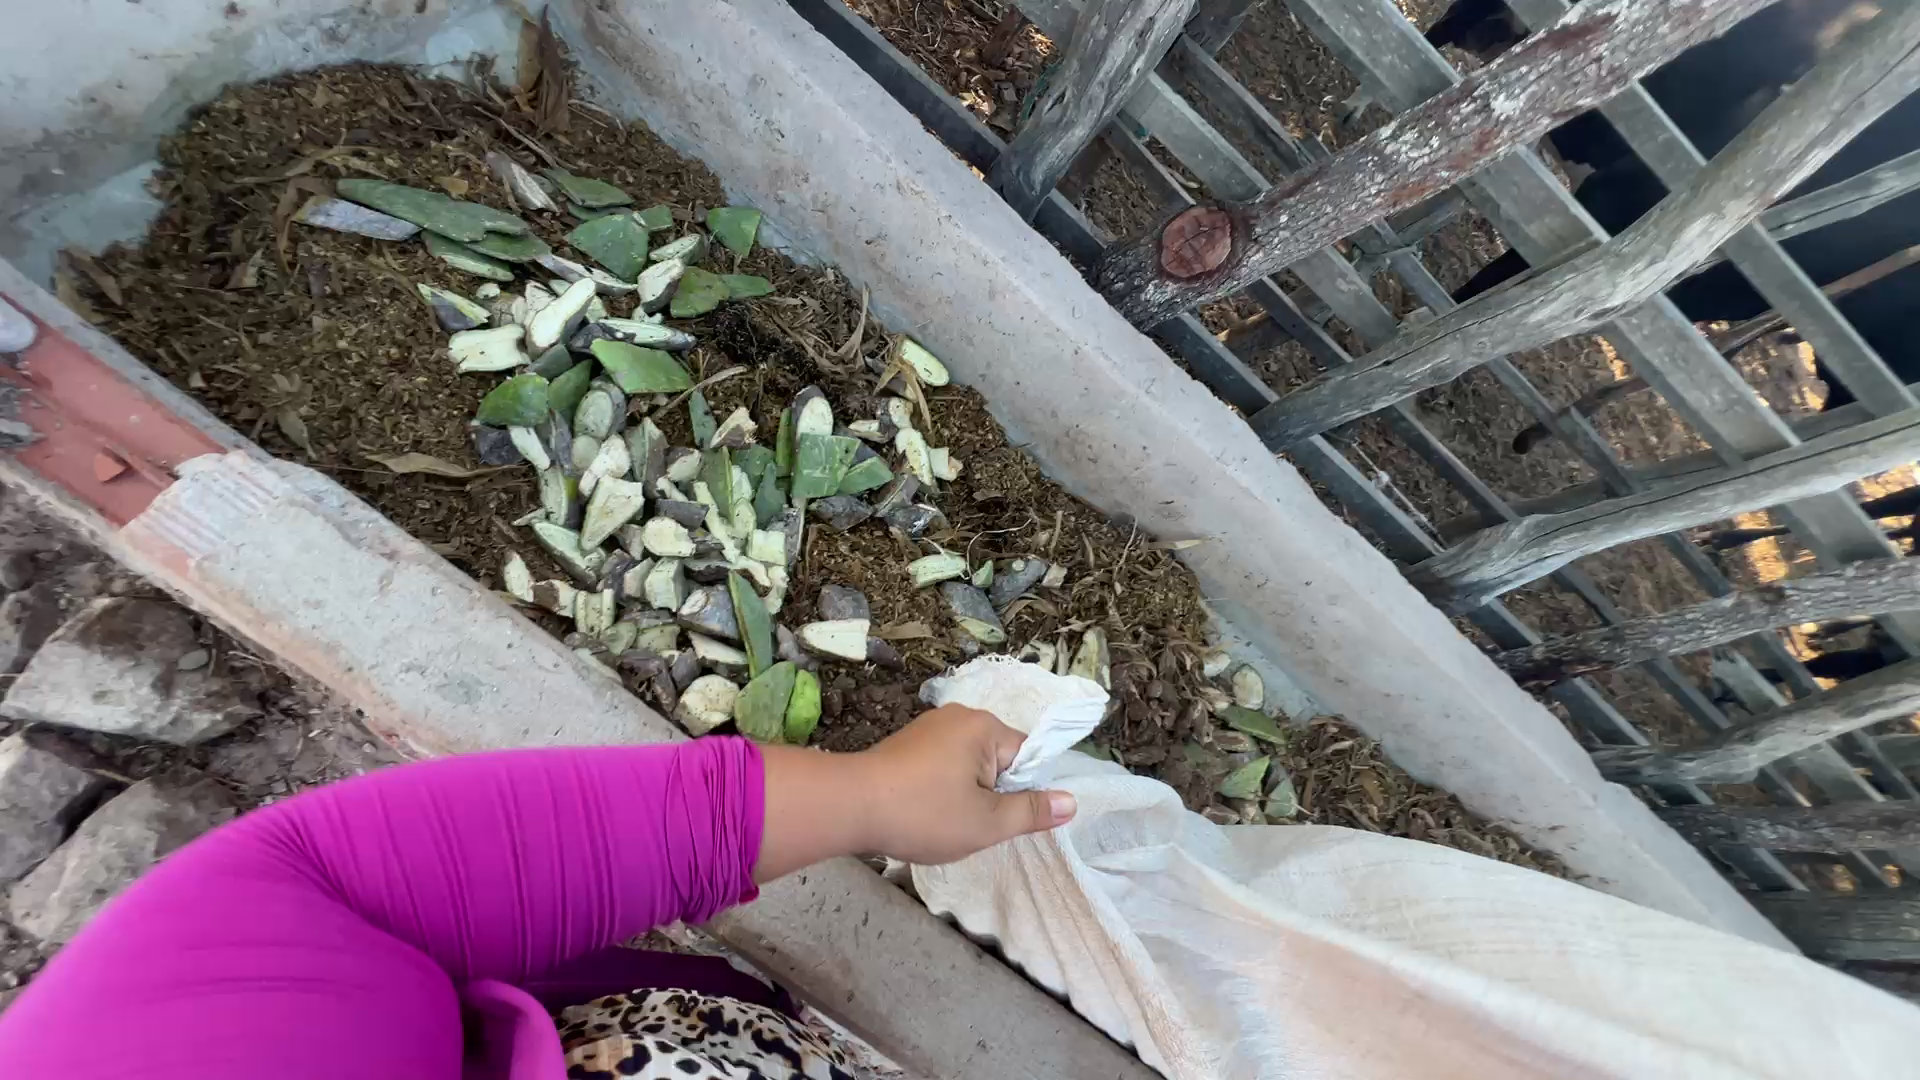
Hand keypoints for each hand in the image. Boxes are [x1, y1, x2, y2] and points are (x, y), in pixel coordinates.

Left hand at [855, 705, 1077, 864]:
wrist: (851, 805)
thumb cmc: (925, 813)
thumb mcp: (986, 822)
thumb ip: (1031, 811)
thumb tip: (1072, 801)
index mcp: (984, 726)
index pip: (1026, 758)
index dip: (1020, 792)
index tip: (999, 818)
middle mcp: (960, 715)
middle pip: (998, 758)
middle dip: (991, 793)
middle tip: (970, 822)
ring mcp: (931, 725)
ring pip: (970, 763)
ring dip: (966, 792)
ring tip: (944, 818)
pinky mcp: (909, 740)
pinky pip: (944, 762)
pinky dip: (943, 785)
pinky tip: (925, 808)